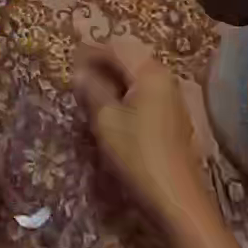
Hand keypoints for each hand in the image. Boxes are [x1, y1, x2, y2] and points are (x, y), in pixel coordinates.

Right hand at [72, 46, 214, 231]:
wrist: (177, 198)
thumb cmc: (137, 155)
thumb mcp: (107, 121)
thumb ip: (93, 91)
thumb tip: (80, 73)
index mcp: (149, 72)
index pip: (117, 48)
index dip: (92, 52)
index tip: (70, 59)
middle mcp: (164, 77)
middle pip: (130, 59)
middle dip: (103, 64)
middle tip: (78, 75)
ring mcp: (171, 97)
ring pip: (137, 77)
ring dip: (114, 79)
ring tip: (90, 92)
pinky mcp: (172, 116)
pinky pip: (145, 93)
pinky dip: (126, 93)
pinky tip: (111, 108)